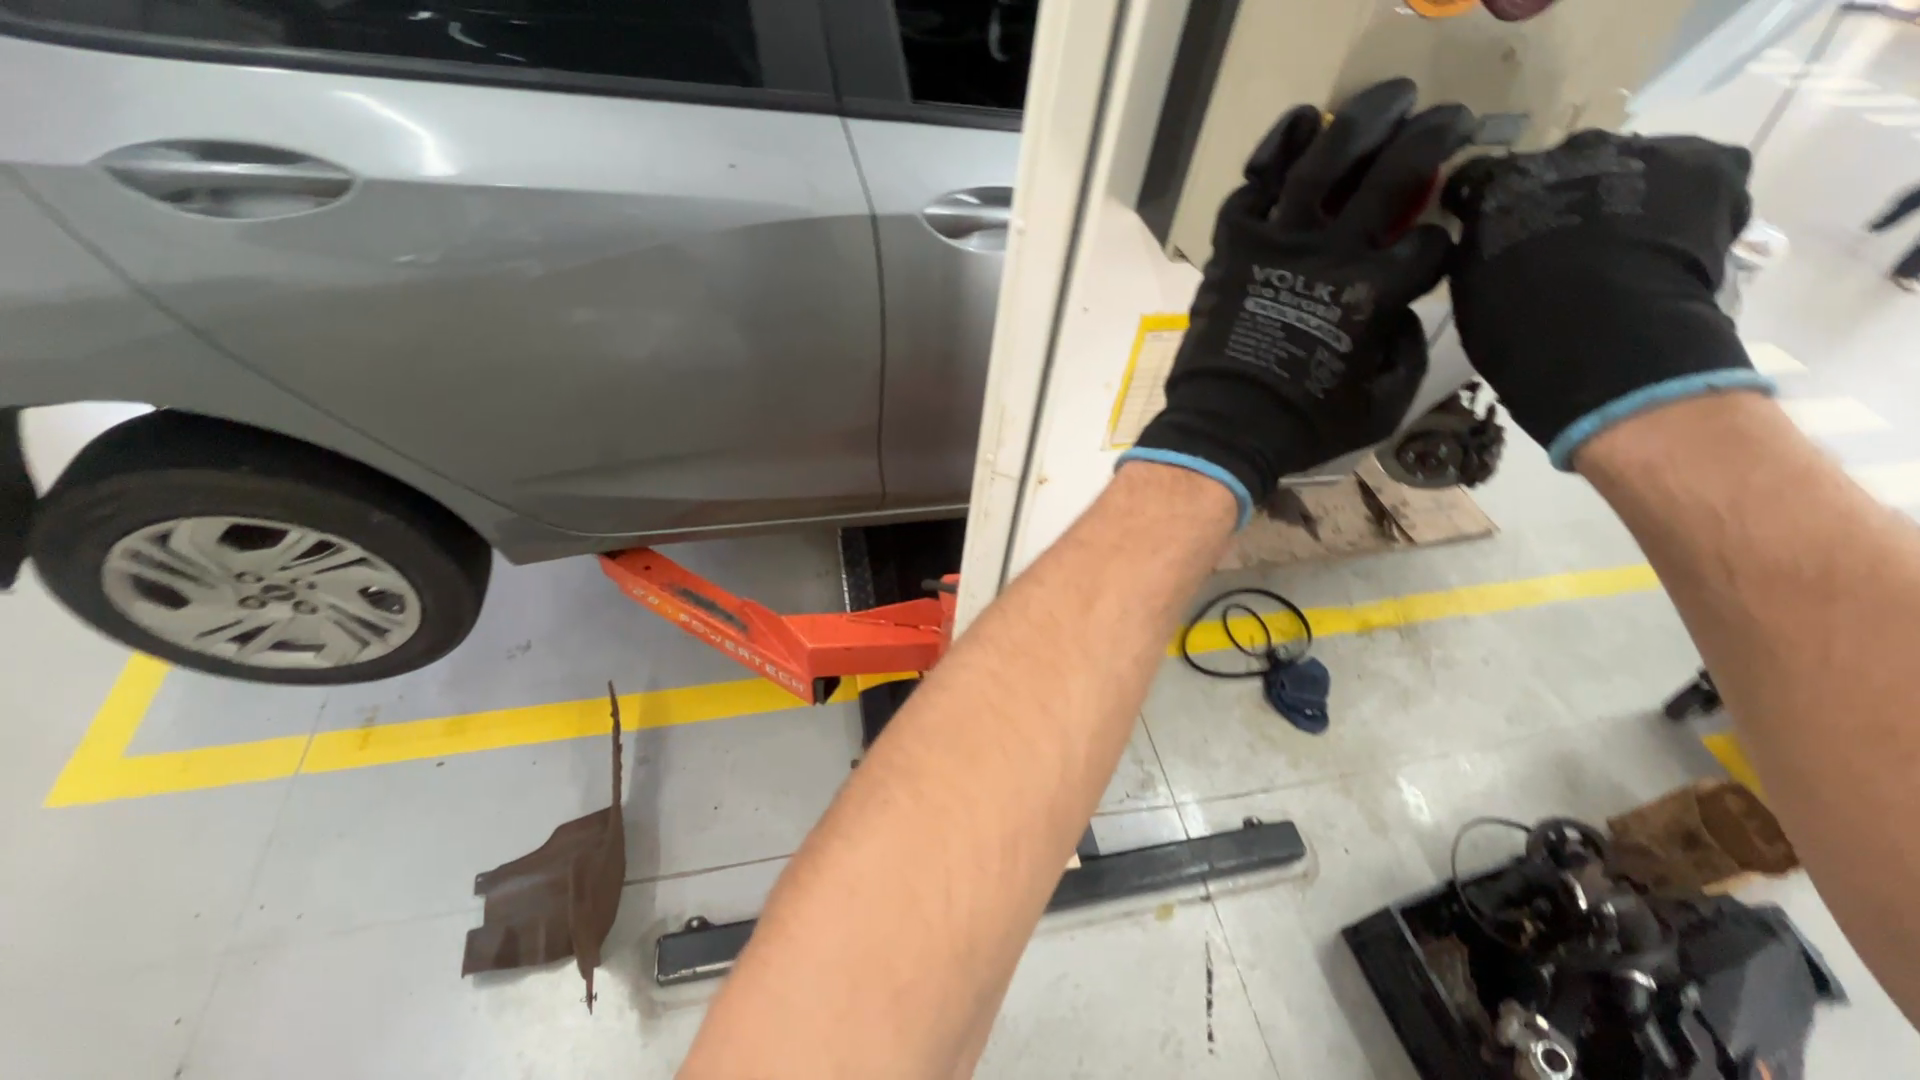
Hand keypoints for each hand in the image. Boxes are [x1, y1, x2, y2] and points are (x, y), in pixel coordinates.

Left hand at [1121, 78, 1473, 526]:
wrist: (1224, 428)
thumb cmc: (1304, 426)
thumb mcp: (1382, 406)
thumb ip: (1408, 352)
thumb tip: (1405, 312)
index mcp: (1374, 294)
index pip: (1430, 244)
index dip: (1443, 241)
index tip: (1437, 245)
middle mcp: (1329, 254)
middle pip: (1393, 172)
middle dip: (1434, 136)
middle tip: (1451, 117)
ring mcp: (1275, 242)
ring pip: (1321, 162)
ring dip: (1361, 121)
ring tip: (1391, 98)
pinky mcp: (1233, 245)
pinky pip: (1252, 185)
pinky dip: (1273, 152)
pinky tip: (1301, 124)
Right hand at [1443, 130, 1772, 470]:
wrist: (1603, 336)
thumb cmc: (1517, 325)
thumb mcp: (1471, 288)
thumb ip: (1478, 253)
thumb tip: (1488, 245)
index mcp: (1500, 181)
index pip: (1480, 179)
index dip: (1483, 203)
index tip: (1486, 229)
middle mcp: (1567, 151)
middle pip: (1565, 165)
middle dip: (1564, 194)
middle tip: (1569, 243)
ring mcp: (1640, 151)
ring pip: (1633, 165)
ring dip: (1628, 195)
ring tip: (1634, 245)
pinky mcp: (1707, 163)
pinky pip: (1702, 173)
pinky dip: (1694, 201)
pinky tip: (1684, 242)